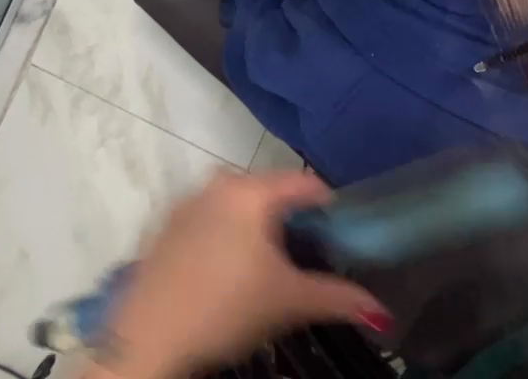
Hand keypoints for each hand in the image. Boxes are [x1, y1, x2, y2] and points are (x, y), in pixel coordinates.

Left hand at [96, 171, 388, 378]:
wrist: (144, 344)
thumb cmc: (225, 310)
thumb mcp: (288, 302)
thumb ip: (339, 298)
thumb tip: (383, 311)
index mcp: (252, 190)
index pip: (306, 184)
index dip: (329, 208)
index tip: (339, 236)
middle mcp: (218, 183)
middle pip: (270, 192)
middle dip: (289, 220)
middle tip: (302, 257)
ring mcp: (184, 202)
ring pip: (236, 205)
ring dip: (254, 227)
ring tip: (262, 269)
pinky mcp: (161, 228)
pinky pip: (206, 220)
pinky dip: (222, 237)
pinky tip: (222, 274)